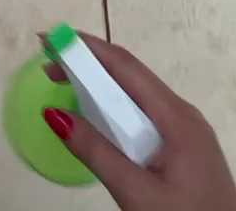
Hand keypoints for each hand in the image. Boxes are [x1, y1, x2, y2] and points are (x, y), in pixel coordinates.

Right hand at [43, 32, 235, 210]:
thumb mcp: (136, 194)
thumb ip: (96, 152)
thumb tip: (54, 113)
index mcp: (176, 117)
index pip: (124, 66)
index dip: (85, 47)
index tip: (50, 40)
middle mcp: (184, 114)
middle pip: (130, 76)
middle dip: (88, 65)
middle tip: (48, 67)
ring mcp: (188, 132)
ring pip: (137, 96)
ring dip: (100, 88)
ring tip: (65, 88)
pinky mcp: (186, 151)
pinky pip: (145, 116)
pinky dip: (116, 109)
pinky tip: (99, 120)